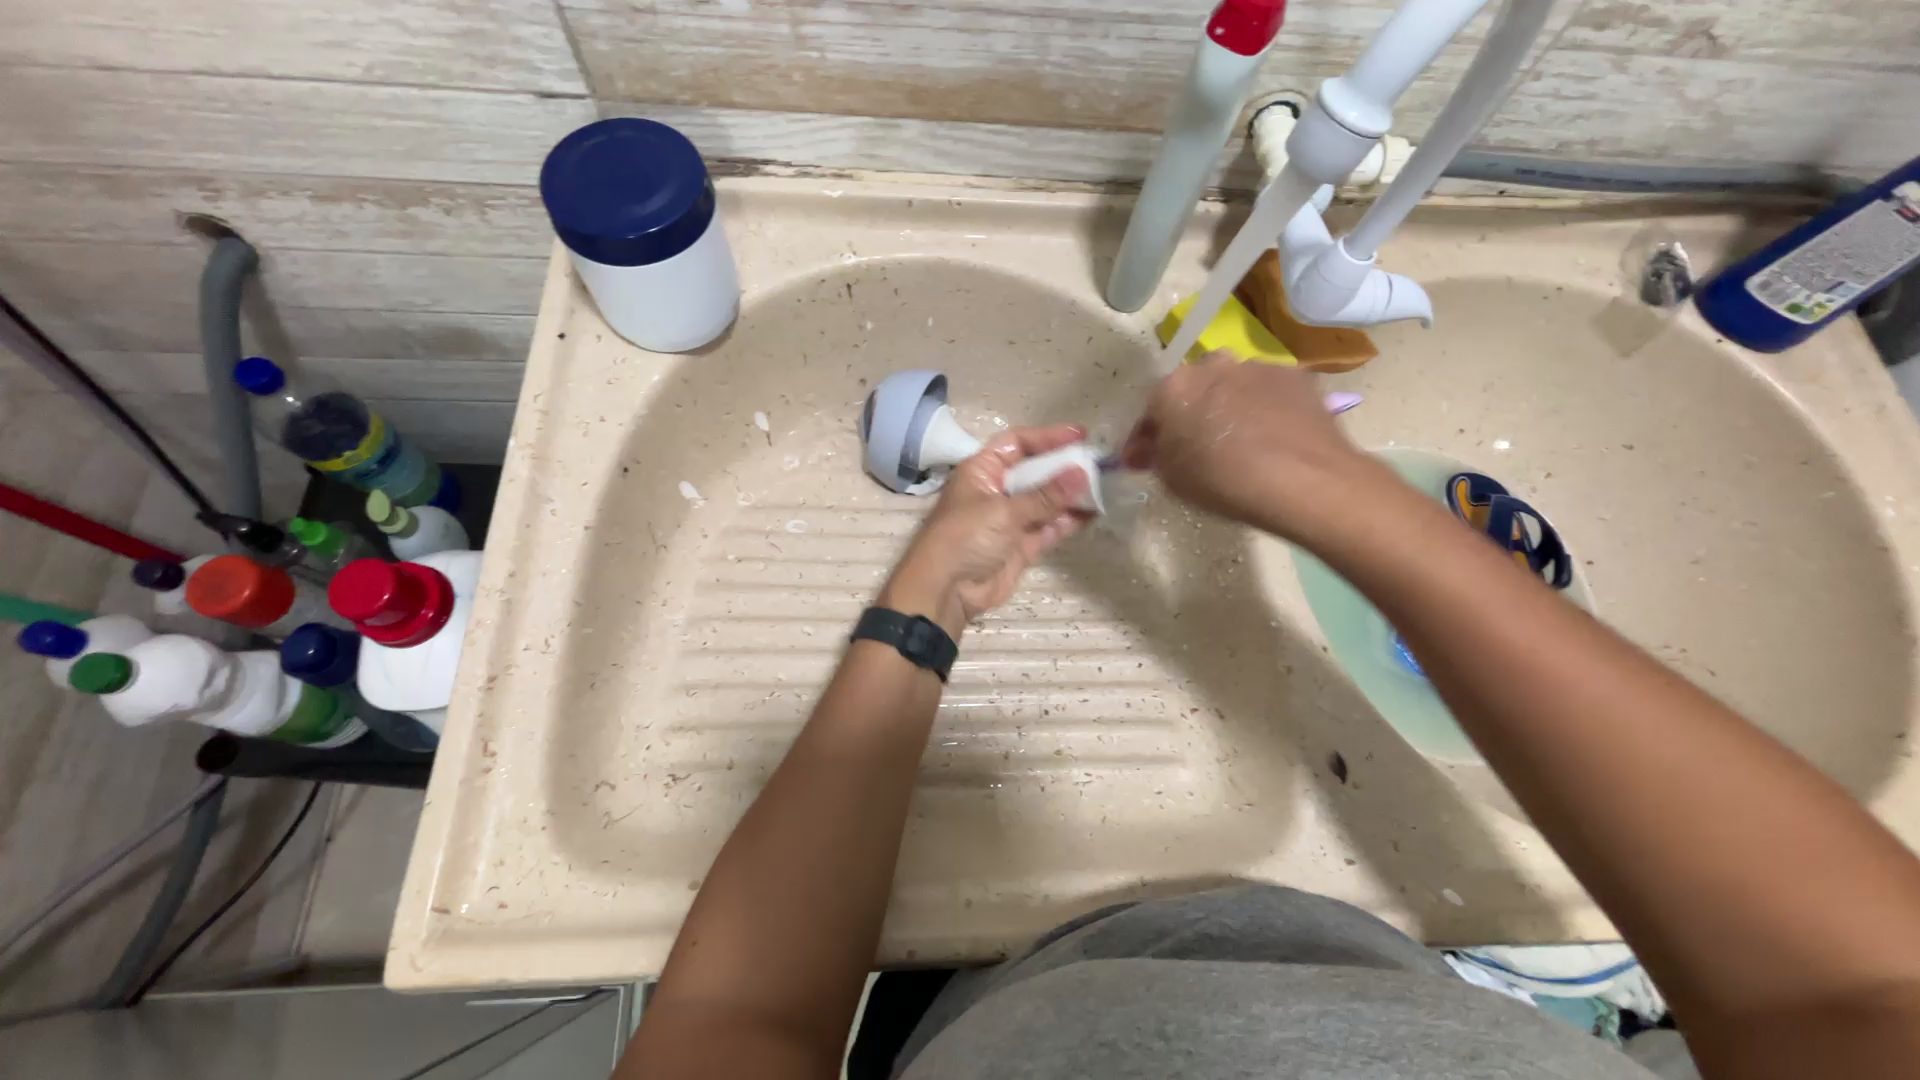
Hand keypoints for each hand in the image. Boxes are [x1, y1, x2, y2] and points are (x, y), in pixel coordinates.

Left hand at [879, 425, 1092, 638]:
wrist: (945, 591)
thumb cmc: (966, 538)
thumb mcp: (1004, 511)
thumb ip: (1045, 495)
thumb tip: (1082, 473)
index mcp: (982, 471)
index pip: (1017, 443)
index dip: (1047, 437)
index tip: (1080, 435)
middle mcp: (996, 491)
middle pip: (1035, 471)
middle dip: (1065, 467)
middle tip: (1099, 463)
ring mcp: (1010, 520)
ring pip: (1045, 501)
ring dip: (1071, 495)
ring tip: (1104, 487)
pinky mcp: (1021, 546)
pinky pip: (1048, 528)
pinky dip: (1068, 521)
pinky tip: (1092, 513)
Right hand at [1119, 354, 1377, 540]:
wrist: (1303, 479)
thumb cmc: (1224, 480)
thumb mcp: (1172, 479)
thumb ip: (1155, 456)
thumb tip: (1148, 449)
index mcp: (1173, 388)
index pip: (1150, 410)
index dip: (1146, 437)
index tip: (1146, 460)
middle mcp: (1212, 365)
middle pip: (1192, 389)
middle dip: (1189, 413)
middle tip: (1195, 446)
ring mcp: (1257, 366)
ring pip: (1232, 386)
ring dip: (1228, 407)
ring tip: (1239, 441)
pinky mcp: (1295, 376)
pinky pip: (1268, 392)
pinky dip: (1264, 409)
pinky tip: (1272, 437)